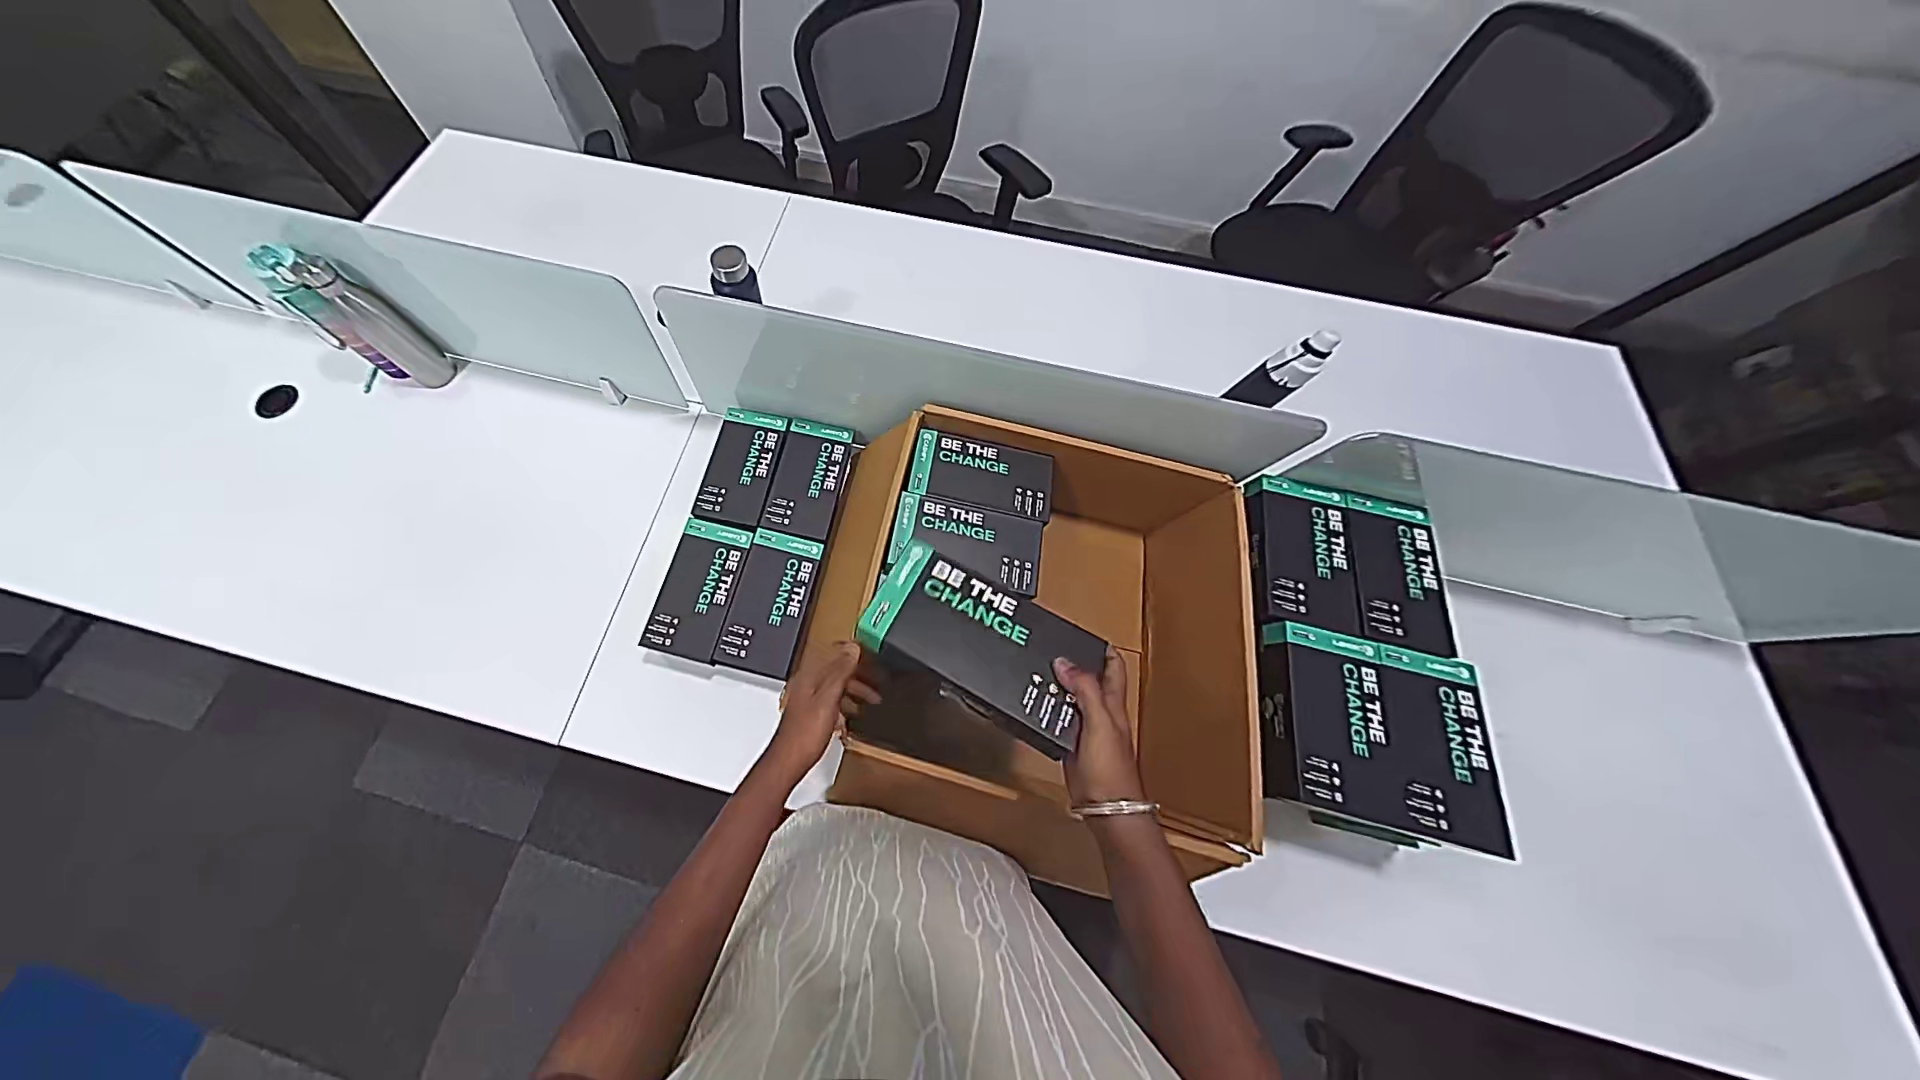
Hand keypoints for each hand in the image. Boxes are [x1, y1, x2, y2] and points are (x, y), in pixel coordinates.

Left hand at [764, 642, 879, 780]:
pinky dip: (846, 705)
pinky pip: (833, 702)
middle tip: (876, 680)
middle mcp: (807, 685)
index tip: (871, 655)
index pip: (834, 654)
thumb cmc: (805, 734)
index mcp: (810, 677)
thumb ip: (841, 672)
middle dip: (859, 675)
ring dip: (854, 691)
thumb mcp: (828, 699)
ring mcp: (808, 699)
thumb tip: (853, 650)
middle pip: (837, 670)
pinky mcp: (811, 714)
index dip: (854, 653)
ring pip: (836, 687)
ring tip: (871, 698)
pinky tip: (852, 715)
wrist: (790, 761)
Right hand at [1054, 649, 1143, 804]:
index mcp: (1113, 704)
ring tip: (1040, 673)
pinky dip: (1049, 711)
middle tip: (1055, 651)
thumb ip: (1085, 690)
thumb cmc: (1111, 771)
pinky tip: (1038, 707)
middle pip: (1090, 680)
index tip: (1086, 636)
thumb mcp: (1099, 722)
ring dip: (1059, 688)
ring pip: (1072, 699)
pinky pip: (1060, 721)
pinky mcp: (1072, 746)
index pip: (1113, 667)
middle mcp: (1102, 714)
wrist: (1105, 809)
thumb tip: (1066, 663)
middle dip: (1075, 664)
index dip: (1103, 649)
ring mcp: (1087, 730)